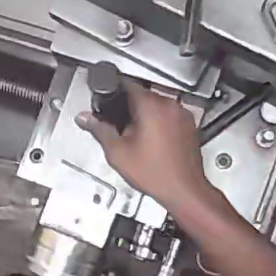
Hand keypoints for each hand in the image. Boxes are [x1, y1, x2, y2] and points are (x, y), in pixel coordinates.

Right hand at [77, 82, 215, 213]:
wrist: (183, 190)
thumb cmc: (156, 174)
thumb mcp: (118, 153)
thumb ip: (99, 130)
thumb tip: (85, 118)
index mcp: (151, 107)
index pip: (128, 85)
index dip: (114, 93)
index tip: (109, 102)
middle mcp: (170, 106)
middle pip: (143, 95)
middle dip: (130, 109)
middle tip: (122, 127)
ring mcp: (182, 115)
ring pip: (157, 105)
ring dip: (146, 116)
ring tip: (138, 138)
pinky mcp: (189, 125)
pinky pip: (169, 116)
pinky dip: (160, 123)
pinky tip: (153, 143)